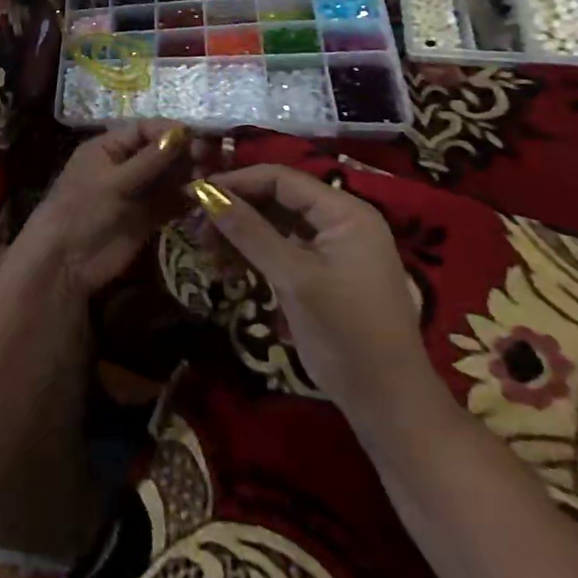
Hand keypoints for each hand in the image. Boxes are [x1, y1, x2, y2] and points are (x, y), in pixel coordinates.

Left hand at [18, 120, 197, 292]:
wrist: (66, 261)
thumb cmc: (81, 211)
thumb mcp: (113, 182)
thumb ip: (148, 161)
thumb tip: (181, 133)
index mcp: (107, 149)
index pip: (143, 130)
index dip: (170, 132)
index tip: (197, 137)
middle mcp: (124, 166)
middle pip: (160, 152)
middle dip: (185, 153)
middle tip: (212, 157)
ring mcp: (137, 192)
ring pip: (170, 177)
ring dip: (191, 175)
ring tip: (214, 175)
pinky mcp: (148, 217)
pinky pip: (172, 201)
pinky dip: (188, 198)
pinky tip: (207, 196)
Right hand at [195, 165, 433, 409]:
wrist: (384, 397)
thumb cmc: (346, 330)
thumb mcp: (293, 277)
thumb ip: (249, 231)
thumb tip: (205, 193)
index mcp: (346, 214)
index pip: (281, 179)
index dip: (235, 182)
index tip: (193, 195)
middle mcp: (339, 222)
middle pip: (274, 199)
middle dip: (233, 211)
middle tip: (195, 230)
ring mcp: (329, 248)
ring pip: (270, 224)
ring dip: (236, 235)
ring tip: (205, 254)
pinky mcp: (317, 272)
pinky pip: (275, 249)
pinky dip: (248, 255)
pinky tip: (225, 270)